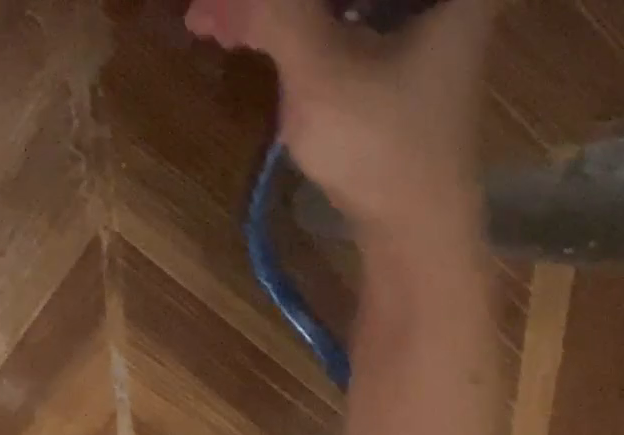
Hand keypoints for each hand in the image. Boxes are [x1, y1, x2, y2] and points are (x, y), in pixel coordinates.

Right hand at [186, 0, 496, 235]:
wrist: (414, 223)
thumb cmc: (378, 144)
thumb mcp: (322, 72)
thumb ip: (278, 13)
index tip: (218, 3)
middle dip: (269, 1)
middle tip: (207, 14)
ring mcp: (416, 25)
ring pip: (334, 6)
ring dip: (274, 12)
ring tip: (215, 27)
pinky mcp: (396, 59)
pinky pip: (337, 23)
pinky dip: (293, 29)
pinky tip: (253, 40)